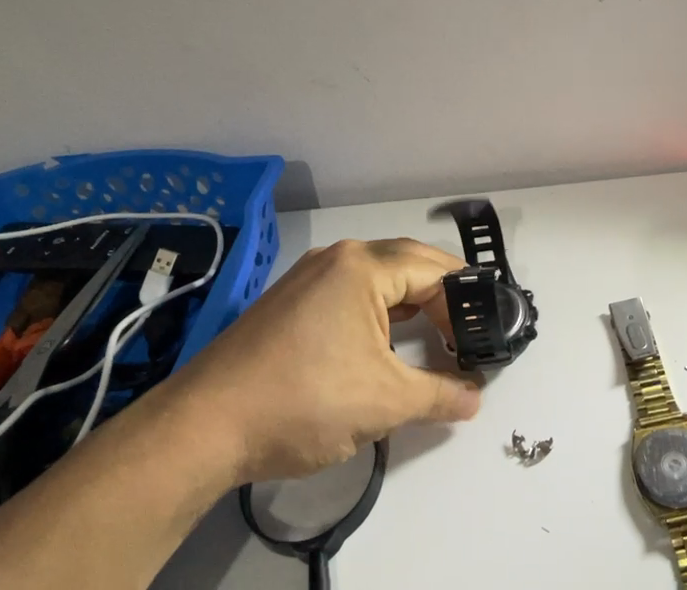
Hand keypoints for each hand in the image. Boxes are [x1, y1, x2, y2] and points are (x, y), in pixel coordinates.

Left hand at [164, 238, 481, 482]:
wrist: (204, 426)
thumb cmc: (303, 401)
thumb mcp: (384, 402)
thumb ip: (439, 395)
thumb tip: (474, 397)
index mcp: (362, 267)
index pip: (433, 270)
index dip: (463, 303)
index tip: (483, 335)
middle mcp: (336, 259)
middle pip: (405, 264)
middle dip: (441, 294)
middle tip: (467, 327)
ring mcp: (306, 279)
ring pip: (375, 279)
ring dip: (409, 302)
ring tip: (435, 332)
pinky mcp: (288, 304)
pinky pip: (347, 295)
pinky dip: (377, 313)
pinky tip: (384, 342)